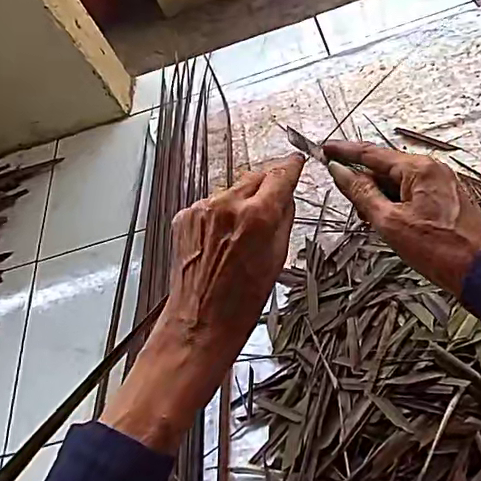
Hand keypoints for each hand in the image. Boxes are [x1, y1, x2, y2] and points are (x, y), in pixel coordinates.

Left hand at [102, 153, 304, 453]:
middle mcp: (227, 206)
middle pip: (254, 177)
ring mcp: (202, 209)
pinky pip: (211, 205)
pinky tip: (222, 240)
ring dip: (241, 202)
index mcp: (257, 216)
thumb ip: (283, 218)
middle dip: (266, 185)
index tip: (295, 161)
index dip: (290, 166)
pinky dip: (219, 215)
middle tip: (271, 203)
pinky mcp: (185, 216)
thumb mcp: (278, 257)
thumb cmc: (243, 299)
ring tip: (242, 234)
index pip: (279, 174)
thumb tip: (286, 194)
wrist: (201, 319)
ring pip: (231, 191)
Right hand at [323, 141, 480, 294]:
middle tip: (354, 208)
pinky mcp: (447, 197)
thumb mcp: (389, 222)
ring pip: (399, 182)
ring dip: (380, 198)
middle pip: (386, 168)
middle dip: (365, 185)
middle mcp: (432, 168)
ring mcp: (442, 182)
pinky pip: (413, 192)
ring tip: (373, 223)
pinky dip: (396, 203)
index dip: (345, 151)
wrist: (479, 271)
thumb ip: (361, 193)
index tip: (326, 149)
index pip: (372, 153)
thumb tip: (340, 172)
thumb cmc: (438, 249)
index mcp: (419, 168)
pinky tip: (390, 223)